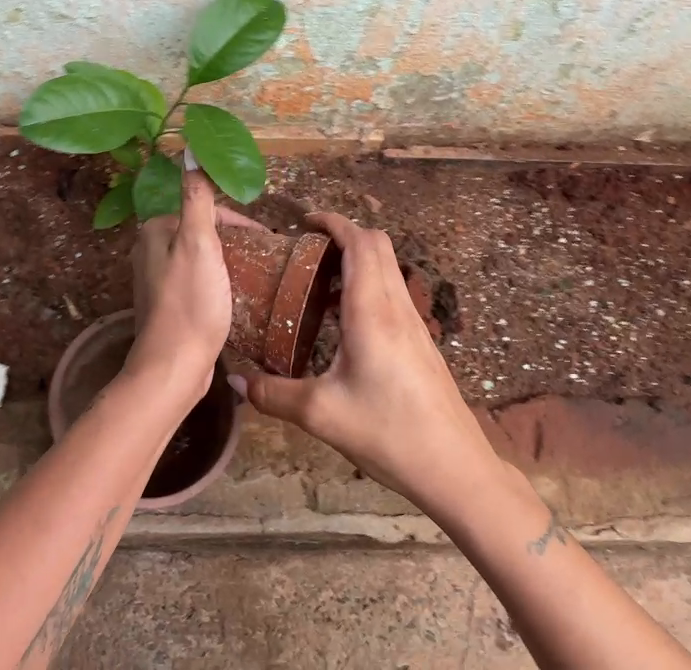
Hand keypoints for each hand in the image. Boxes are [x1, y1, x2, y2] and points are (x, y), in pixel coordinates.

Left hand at [124, 169, 264, 399]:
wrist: (174, 366)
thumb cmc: (192, 303)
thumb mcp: (199, 243)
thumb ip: (197, 197)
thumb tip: (190, 150)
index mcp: (154, 231)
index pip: (204, 211)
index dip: (238, 223)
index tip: (266, 240)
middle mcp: (149, 251)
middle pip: (202, 233)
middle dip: (234, 241)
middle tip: (265, 257)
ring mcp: (156, 281)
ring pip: (200, 259)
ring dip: (227, 263)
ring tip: (255, 276)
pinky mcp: (167, 306)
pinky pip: (197, 283)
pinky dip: (217, 283)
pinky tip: (234, 297)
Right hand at [238, 212, 497, 507]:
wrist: (455, 468)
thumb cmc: (389, 434)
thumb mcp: (321, 415)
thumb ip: (273, 395)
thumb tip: (235, 381)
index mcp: (372, 312)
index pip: (360, 243)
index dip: (333, 222)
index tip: (303, 221)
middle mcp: (397, 308)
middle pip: (378, 245)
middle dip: (344, 234)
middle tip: (306, 248)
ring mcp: (414, 325)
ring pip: (388, 269)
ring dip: (357, 259)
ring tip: (317, 280)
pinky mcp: (420, 344)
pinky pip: (392, 294)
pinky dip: (367, 285)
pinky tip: (342, 321)